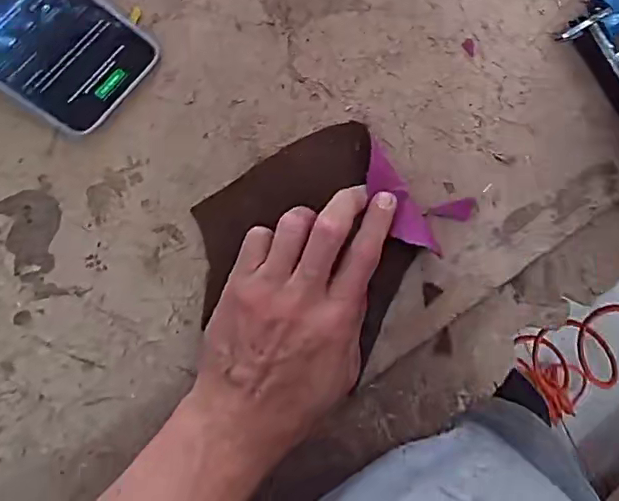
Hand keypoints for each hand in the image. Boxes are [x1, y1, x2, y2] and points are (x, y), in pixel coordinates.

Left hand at [188, 186, 397, 462]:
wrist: (232, 424)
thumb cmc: (297, 401)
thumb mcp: (345, 367)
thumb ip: (354, 319)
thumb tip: (360, 278)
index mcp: (335, 318)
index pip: (364, 253)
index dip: (379, 218)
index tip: (387, 197)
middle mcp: (302, 297)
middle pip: (328, 227)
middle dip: (348, 200)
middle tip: (357, 194)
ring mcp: (265, 290)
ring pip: (292, 224)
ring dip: (309, 217)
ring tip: (312, 227)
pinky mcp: (236, 288)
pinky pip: (257, 238)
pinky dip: (272, 236)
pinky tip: (276, 252)